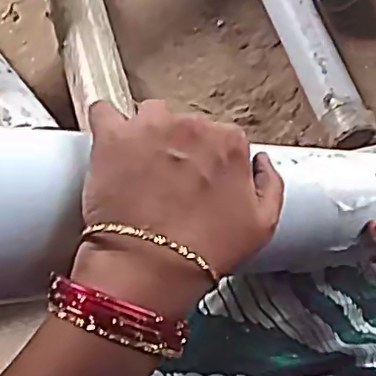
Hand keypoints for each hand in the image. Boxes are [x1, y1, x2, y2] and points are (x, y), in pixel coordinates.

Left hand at [74, 101, 283, 317]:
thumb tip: (262, 163)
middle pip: (189, 126)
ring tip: (144, 163)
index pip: (227, 138)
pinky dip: (108, 124)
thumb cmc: (207, 248)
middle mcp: (193, 127)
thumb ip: (271, 184)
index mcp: (231, 143)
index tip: (208, 182)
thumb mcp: (264, 224)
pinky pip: (105, 112)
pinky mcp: (111, 136)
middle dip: (184, 148)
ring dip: (149, 132)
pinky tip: (113, 145)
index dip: (217, 162)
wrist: (152, 264)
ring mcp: (150, 128)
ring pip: (151, 116)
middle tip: (176, 182)